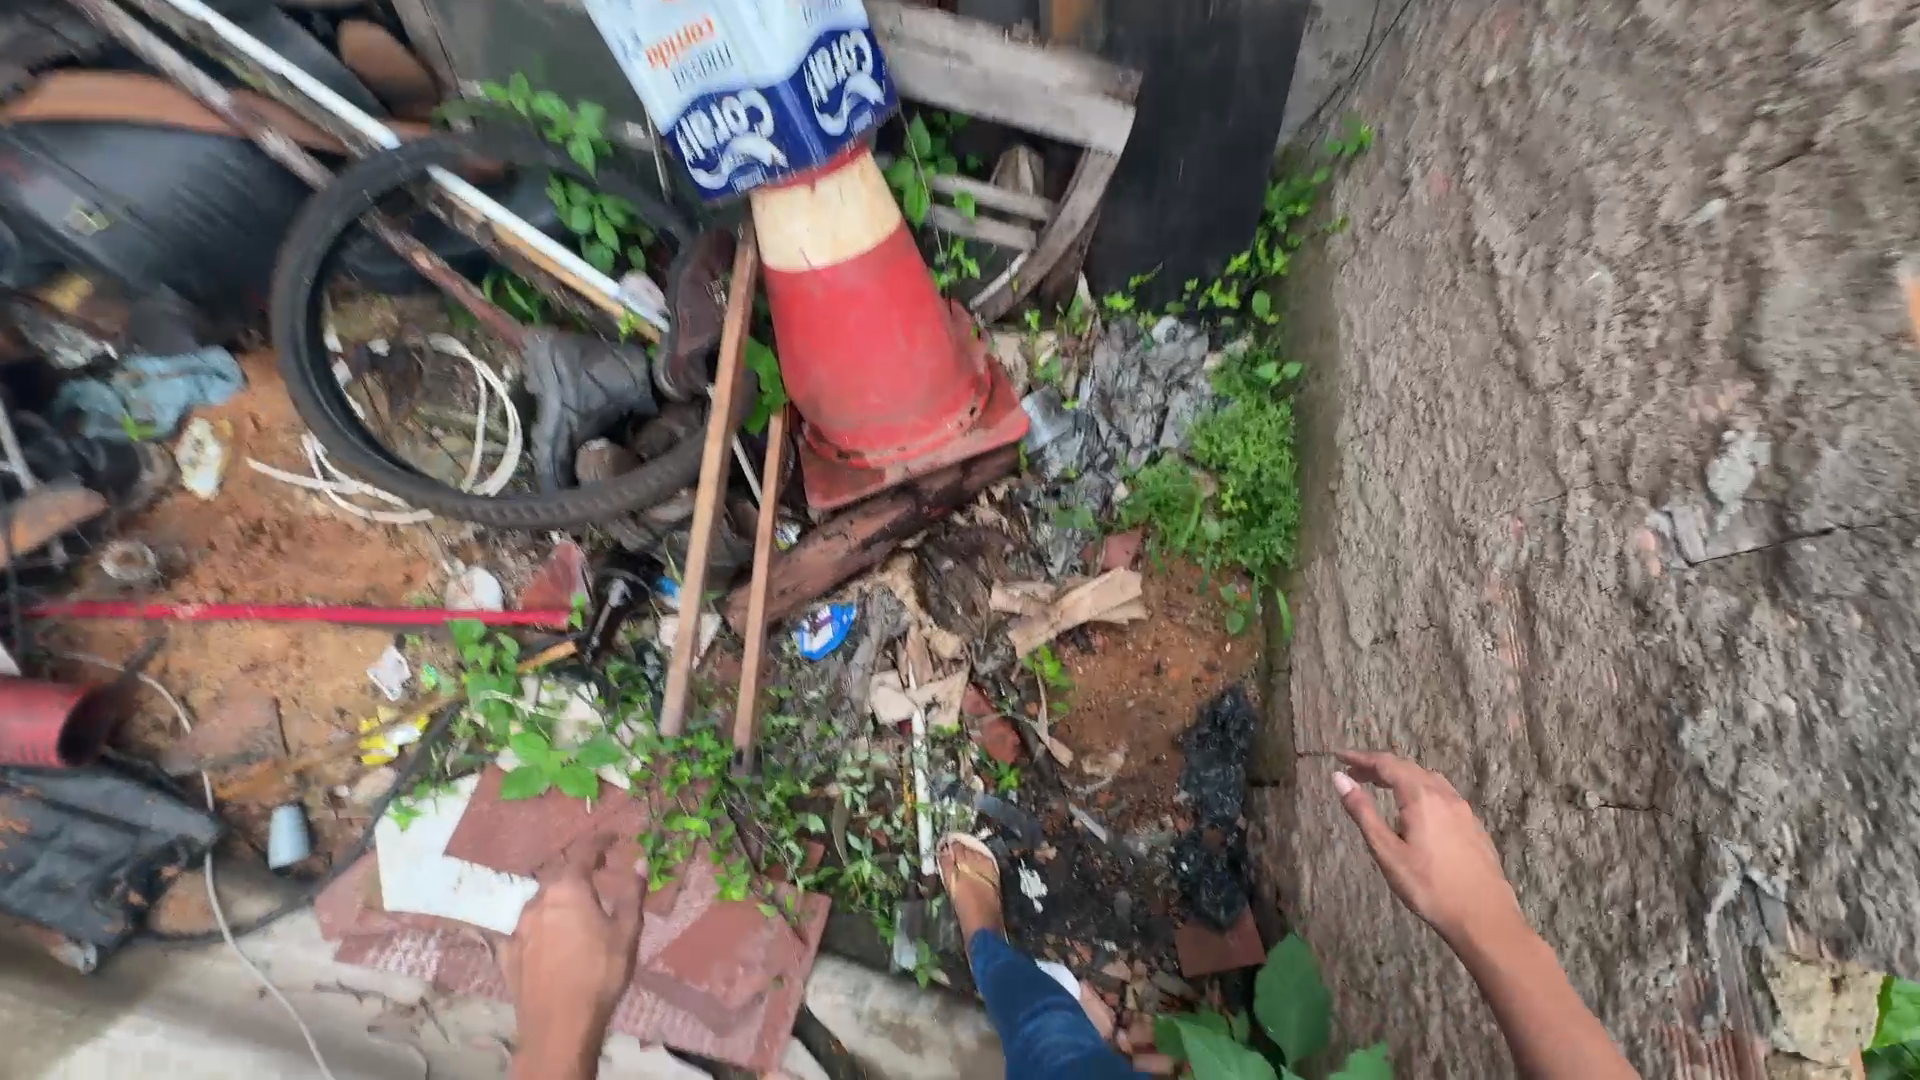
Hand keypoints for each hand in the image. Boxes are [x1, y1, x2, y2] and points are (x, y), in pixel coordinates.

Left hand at [505, 837, 645, 1079]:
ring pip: (540, 901)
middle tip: (599, 872)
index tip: (613, 837)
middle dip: (579, 870)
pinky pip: (525, 927)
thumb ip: (632, 892)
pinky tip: (548, 934)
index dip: (599, 841)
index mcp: (568, 889)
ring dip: (558, 897)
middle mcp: (538, 902)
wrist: (559, 1027)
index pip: (583, 852)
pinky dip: (540, 922)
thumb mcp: (627, 930)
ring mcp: (518, 929)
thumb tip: (639, 861)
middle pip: (558, 875)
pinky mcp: (506, 955)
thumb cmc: (600, 972)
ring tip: (576, 906)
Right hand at [1332, 750, 1525, 946]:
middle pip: (1407, 767)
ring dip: (1401, 776)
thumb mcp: (1386, 851)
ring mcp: (1464, 811)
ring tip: (1381, 788)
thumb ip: (1362, 811)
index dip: (1361, 758)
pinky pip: (1443, 795)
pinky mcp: (1474, 827)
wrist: (1486, 920)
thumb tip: (1339, 778)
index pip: (1386, 764)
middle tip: (1354, 774)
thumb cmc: (1429, 887)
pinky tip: (1415, 811)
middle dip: (1378, 766)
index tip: (1339, 757)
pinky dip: (1420, 790)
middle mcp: (1445, 796)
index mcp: (1421, 797)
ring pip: (1428, 779)